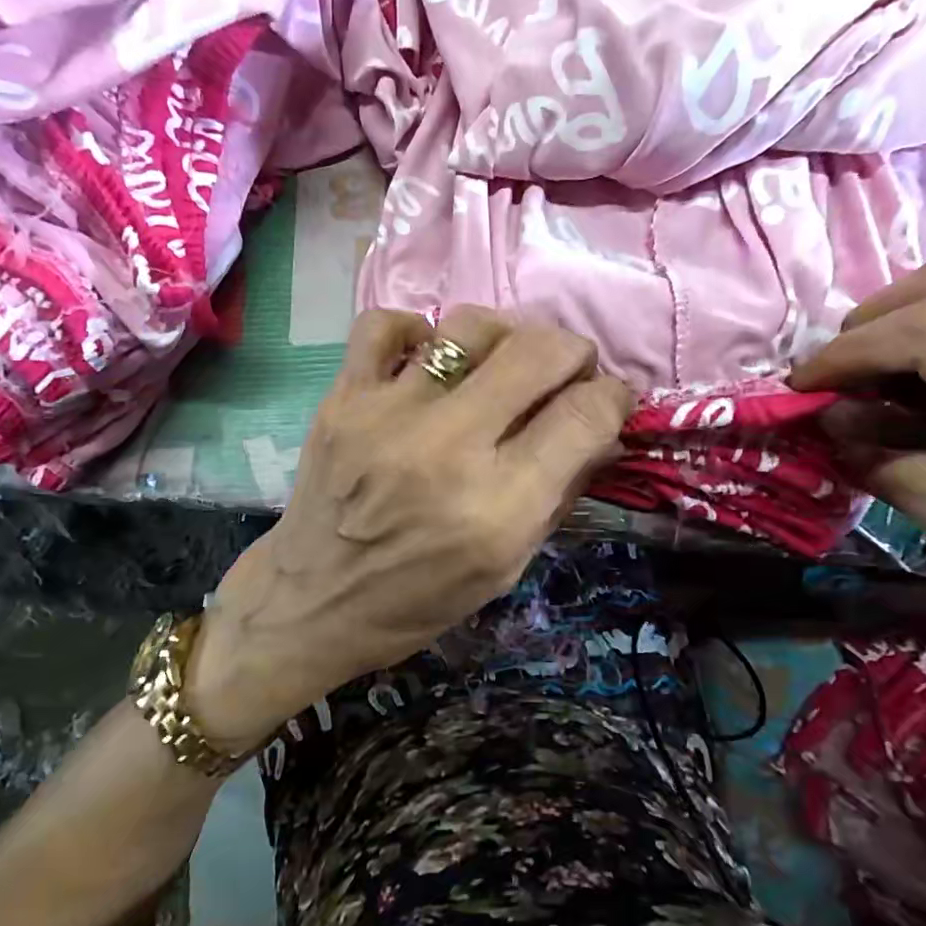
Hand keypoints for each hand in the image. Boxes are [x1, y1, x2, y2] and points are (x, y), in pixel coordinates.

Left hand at [186, 307, 632, 752]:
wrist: (313, 599)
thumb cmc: (416, 599)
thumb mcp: (505, 568)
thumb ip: (557, 494)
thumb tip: (598, 428)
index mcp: (498, 508)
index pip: (585, 415)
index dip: (612, 398)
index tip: (606, 401)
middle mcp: (448, 449)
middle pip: (538, 352)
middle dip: (572, 353)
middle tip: (565, 373)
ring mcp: (388, 415)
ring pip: (470, 326)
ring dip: (505, 336)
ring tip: (500, 363)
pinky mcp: (342, 399)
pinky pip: (383, 325)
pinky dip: (417, 330)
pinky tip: (427, 356)